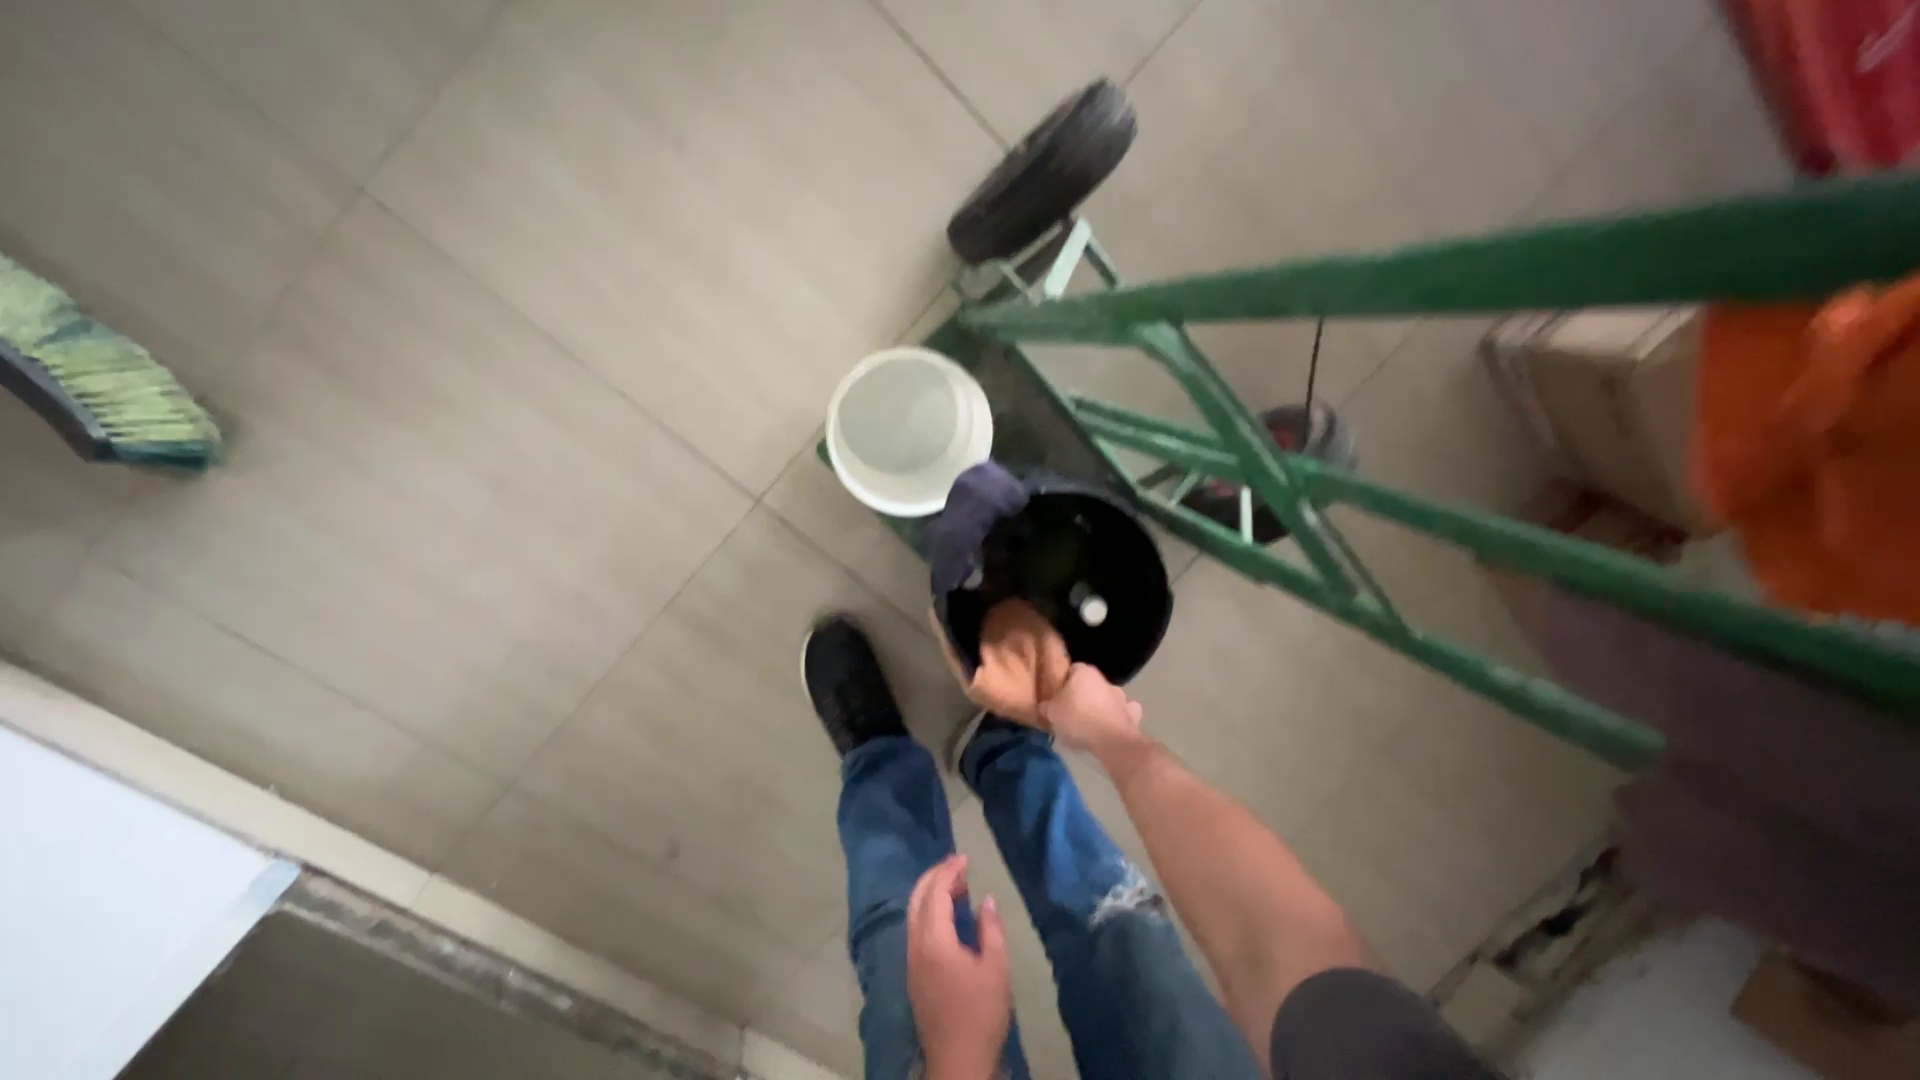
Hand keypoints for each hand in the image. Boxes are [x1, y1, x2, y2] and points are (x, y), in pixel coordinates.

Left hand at [908, 855, 1011, 1079]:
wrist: (959, 1062)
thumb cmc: (982, 1014)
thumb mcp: (996, 968)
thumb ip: (990, 928)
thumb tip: (985, 899)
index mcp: (933, 941)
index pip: (936, 893)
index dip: (949, 872)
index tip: (965, 857)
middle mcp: (915, 947)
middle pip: (917, 899)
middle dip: (934, 876)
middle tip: (957, 863)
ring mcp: (911, 962)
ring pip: (914, 915)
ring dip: (931, 894)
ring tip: (957, 884)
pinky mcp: (914, 976)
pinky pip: (916, 930)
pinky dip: (929, 912)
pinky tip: (949, 916)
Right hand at [1037, 663, 1143, 755]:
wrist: (1111, 740)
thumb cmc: (1078, 719)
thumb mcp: (1052, 714)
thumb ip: (1047, 707)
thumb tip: (1044, 705)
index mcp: (1084, 672)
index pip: (1071, 669)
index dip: (1064, 682)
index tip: (1058, 695)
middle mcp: (1104, 679)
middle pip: (1090, 684)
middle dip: (1082, 694)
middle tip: (1071, 710)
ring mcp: (1121, 696)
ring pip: (1107, 696)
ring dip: (1101, 705)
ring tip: (1090, 722)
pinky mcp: (1132, 713)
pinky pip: (1123, 712)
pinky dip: (1118, 716)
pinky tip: (1111, 727)